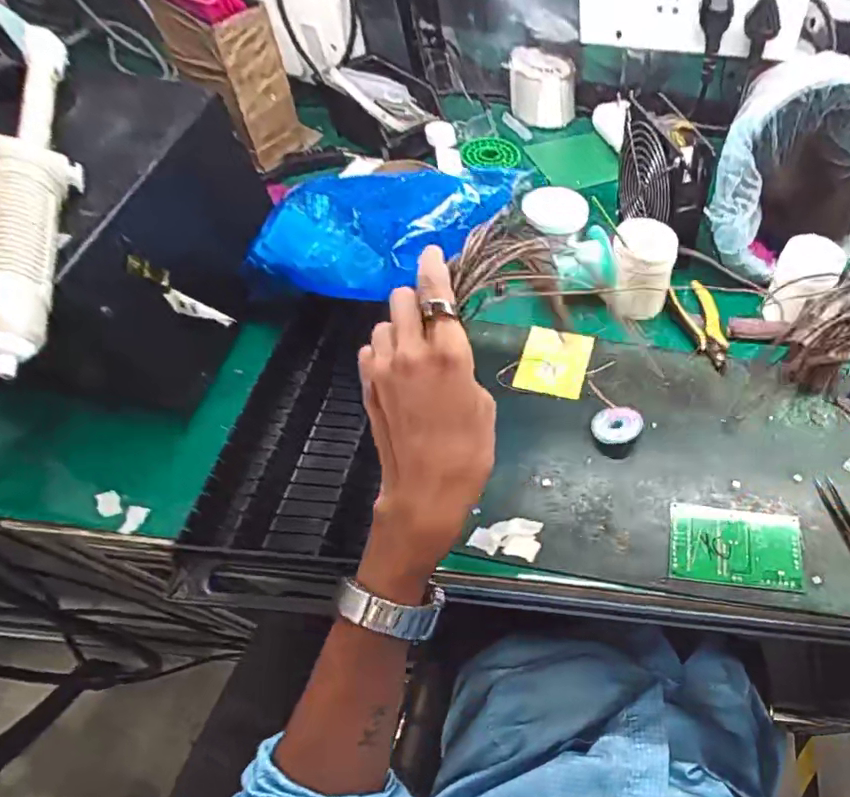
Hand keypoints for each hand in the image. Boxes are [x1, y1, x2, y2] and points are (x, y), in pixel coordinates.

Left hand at [355, 246, 495, 603]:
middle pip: (403, 298)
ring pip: (384, 323)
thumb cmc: (468, 453)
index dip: (435, 267)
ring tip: (414, 350)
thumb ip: (463, 368)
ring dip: (399, 327)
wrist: (425, 491)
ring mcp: (382, 368)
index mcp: (449, 353)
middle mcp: (410, 351)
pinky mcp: (367, 387)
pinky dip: (383, 351)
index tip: (433, 252)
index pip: (438, 293)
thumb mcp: (482, 405)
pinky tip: (397, 371)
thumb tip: (449, 355)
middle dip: (417, 299)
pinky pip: (371, 350)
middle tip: (431, 315)